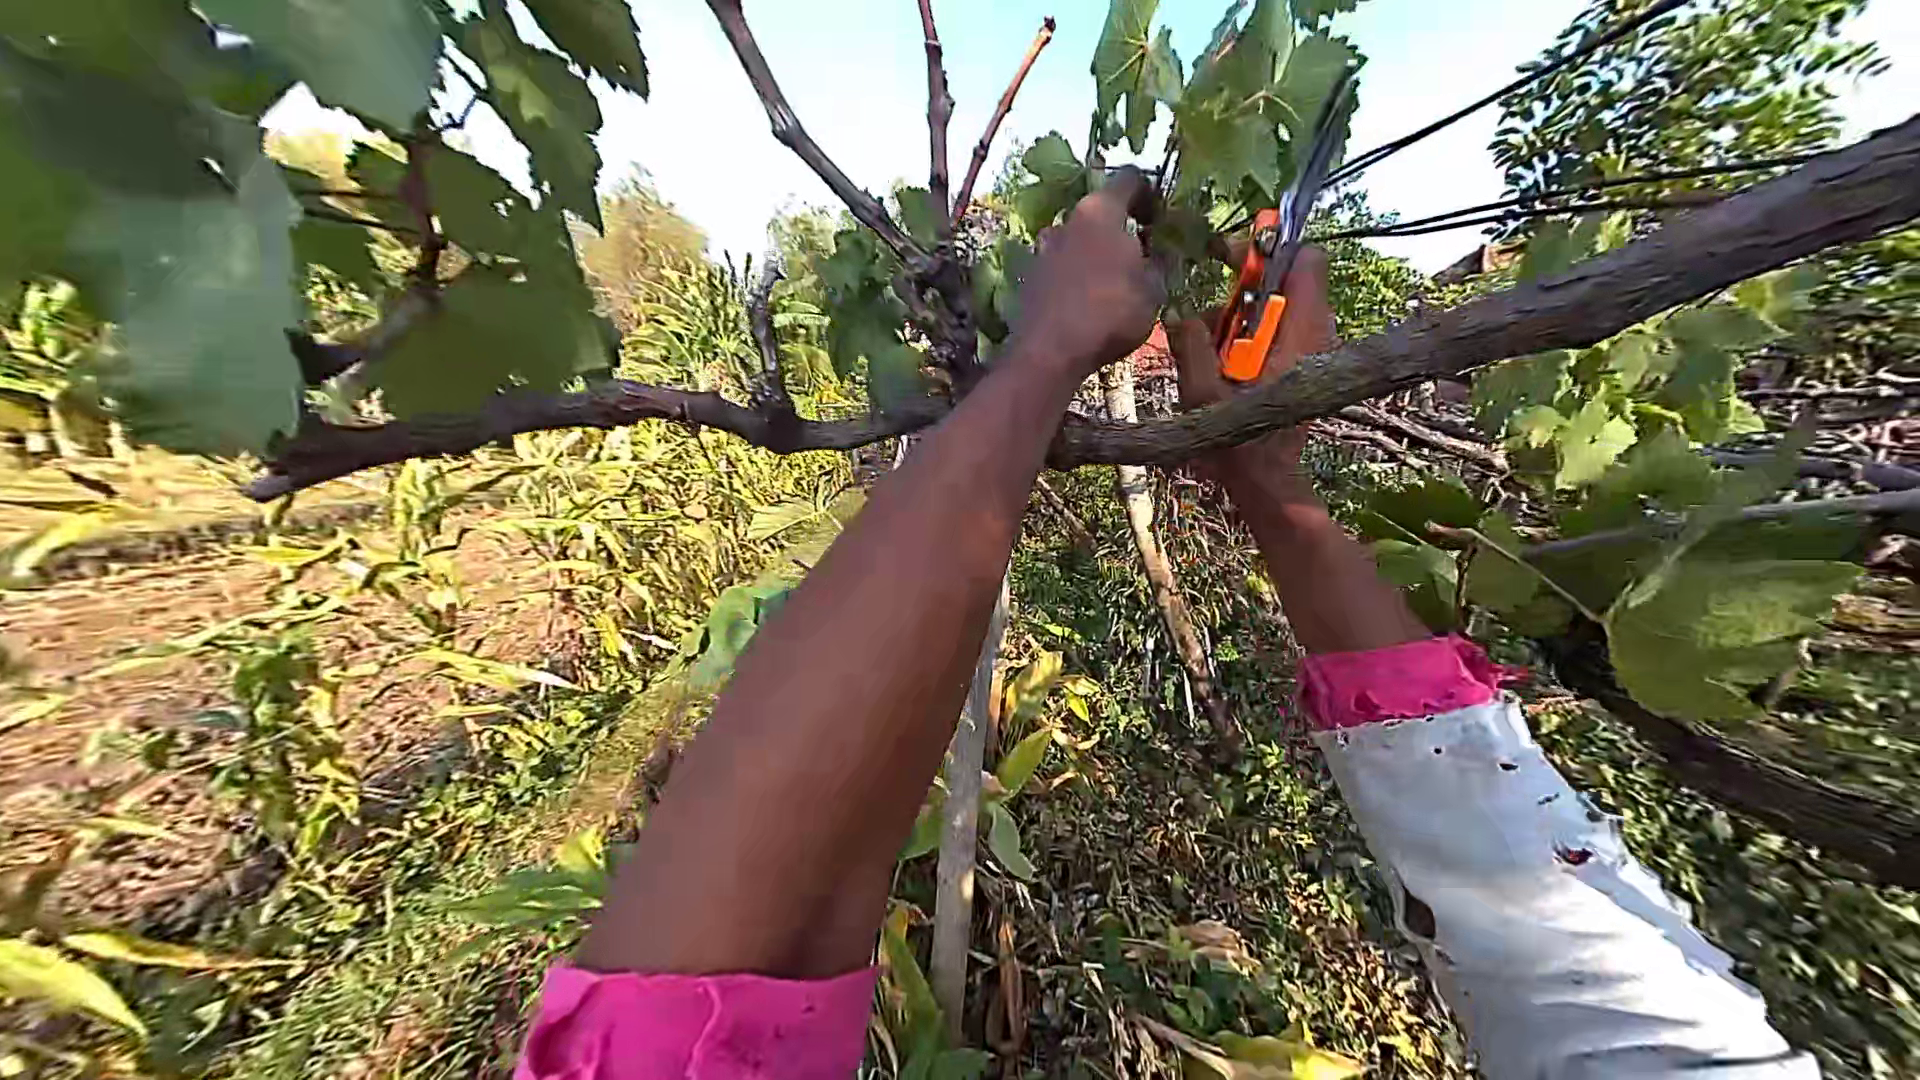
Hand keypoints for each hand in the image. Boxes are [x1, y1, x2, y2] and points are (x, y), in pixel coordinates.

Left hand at [1008, 167, 1164, 376]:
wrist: (1050, 354)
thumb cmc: (1109, 314)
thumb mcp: (1153, 291)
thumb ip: (1158, 264)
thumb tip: (1156, 254)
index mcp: (1100, 211)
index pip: (1130, 179)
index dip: (1150, 195)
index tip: (1159, 220)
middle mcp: (1065, 222)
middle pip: (1098, 215)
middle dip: (1118, 230)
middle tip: (1136, 257)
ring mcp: (1041, 252)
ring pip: (1075, 244)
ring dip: (1092, 256)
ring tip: (1108, 284)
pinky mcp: (1027, 281)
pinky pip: (1058, 271)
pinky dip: (1072, 279)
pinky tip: (1083, 304)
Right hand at [1169, 245, 1335, 488]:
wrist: (1264, 481)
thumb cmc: (1237, 441)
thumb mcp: (1201, 392)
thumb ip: (1190, 344)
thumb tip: (1178, 313)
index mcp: (1298, 334)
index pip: (1303, 259)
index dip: (1264, 250)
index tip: (1226, 262)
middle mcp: (1313, 334)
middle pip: (1282, 283)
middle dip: (1240, 295)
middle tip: (1208, 326)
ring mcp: (1310, 349)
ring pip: (1274, 309)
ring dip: (1237, 321)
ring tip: (1209, 354)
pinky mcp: (1300, 364)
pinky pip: (1272, 332)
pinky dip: (1244, 339)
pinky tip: (1222, 368)